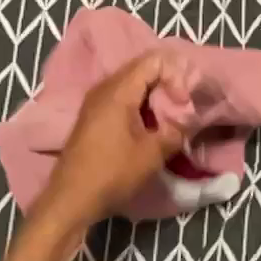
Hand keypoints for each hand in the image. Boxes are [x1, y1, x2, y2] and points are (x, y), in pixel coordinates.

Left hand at [37, 53, 194, 224]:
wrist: (71, 199)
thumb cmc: (112, 173)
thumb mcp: (153, 153)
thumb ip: (176, 129)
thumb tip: (188, 117)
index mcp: (118, 90)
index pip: (154, 61)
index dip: (176, 75)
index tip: (185, 103)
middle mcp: (103, 89)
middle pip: (142, 69)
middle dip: (167, 83)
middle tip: (184, 106)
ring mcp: (95, 103)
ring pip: (131, 85)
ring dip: (154, 97)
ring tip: (171, 117)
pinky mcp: (92, 118)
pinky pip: (121, 100)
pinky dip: (140, 107)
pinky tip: (151, 126)